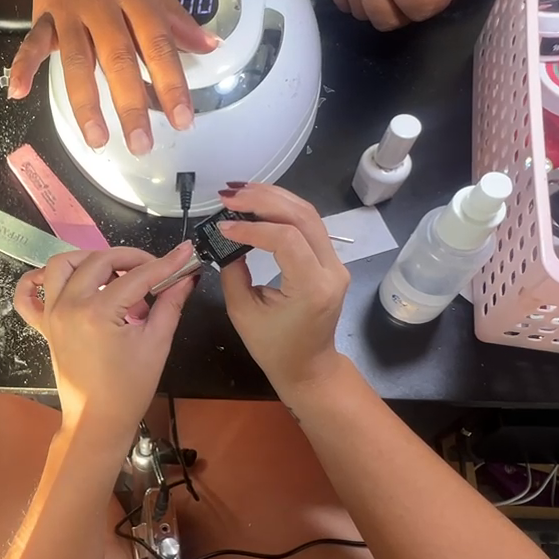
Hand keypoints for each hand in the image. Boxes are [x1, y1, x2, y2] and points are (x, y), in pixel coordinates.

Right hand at [8, 0, 216, 155]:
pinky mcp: (42, 17)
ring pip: (77, 61)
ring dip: (86, 102)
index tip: (183, 121)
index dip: (172, 83)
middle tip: (141, 145)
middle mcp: (101, 4)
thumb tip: (211, 47)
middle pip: (117, 59)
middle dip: (130, 104)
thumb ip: (175, 19)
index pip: (157, 44)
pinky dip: (23, 67)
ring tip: (97, 139)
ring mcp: (69, 12)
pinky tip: (17, 94)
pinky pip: (31, 44)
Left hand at [13, 244, 196, 431]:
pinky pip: (27, 296)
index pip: (137, 275)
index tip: (184, 255)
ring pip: (62, 265)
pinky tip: (62, 281)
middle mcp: (69, 306)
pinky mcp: (44, 325)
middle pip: (100, 260)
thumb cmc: (129, 388)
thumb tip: (185, 276)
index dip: (165, 264)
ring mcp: (52, 314)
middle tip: (154, 271)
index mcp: (98, 312)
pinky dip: (36, 281)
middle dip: (131, 258)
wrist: (98, 420)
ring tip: (114, 272)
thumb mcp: (157, 343)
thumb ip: (170, 304)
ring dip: (89, 259)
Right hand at [215, 184, 350, 394]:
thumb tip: (226, 241)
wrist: (309, 366)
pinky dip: (282, 209)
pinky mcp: (329, 259)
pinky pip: (309, 225)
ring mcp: (335, 263)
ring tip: (240, 192)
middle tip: (229, 195)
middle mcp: (331, 270)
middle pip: (302, 217)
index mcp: (312, 288)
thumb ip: (233, 273)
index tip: (223, 227)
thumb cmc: (274, 348)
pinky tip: (258, 203)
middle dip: (263, 200)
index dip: (252, 228)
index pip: (286, 240)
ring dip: (273, 198)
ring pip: (308, 214)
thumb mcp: (243, 313)